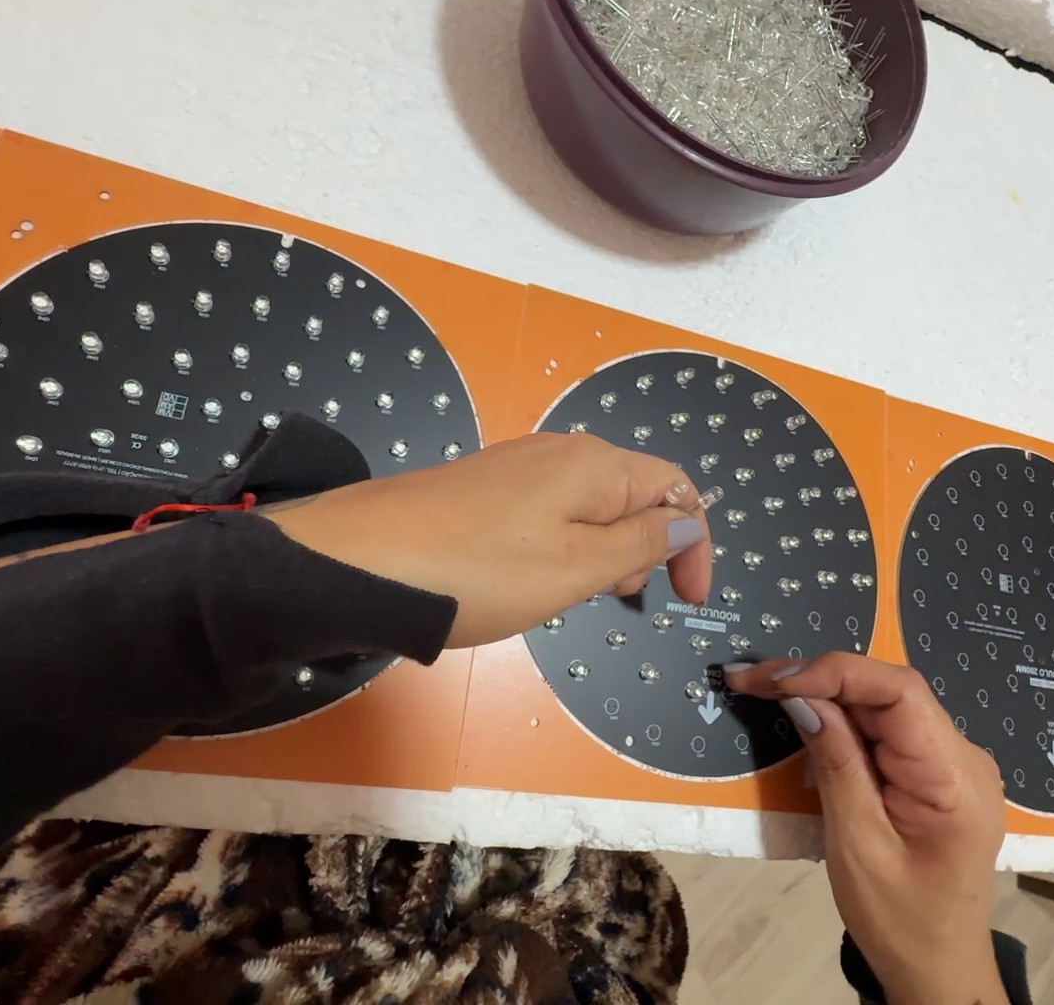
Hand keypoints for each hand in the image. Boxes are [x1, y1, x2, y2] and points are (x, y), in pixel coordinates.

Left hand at [257, 432, 712, 649]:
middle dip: (645, 545)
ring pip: (589, 504)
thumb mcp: (576, 567)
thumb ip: (639, 543)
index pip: (675, 486)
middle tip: (619, 599)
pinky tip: (531, 578)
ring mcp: (516, 467)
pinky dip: (562, 546)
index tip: (688, 601)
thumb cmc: (480, 570)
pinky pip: (548, 511)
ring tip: (574, 595)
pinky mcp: (483, 488)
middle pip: (633, 491)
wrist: (359, 560)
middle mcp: (560, 452)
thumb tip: (683, 520)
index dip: (694, 541)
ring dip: (603, 550)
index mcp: (595, 464)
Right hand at [725, 654, 1008, 1004]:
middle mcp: (962, 756)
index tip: (773, 680)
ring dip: (821, 691)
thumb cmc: (898, 920)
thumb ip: (834, 761)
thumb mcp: (857, 844)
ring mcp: (949, 760)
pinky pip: (882, 725)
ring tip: (763, 688)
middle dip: (816, 676)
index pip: (899, 692)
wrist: (938, 971)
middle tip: (751, 678)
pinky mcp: (929, 769)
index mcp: (955, 777)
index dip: (833, 672)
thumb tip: (800, 695)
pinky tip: (801, 711)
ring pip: (880, 702)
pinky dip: (837, 714)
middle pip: (887, 690)